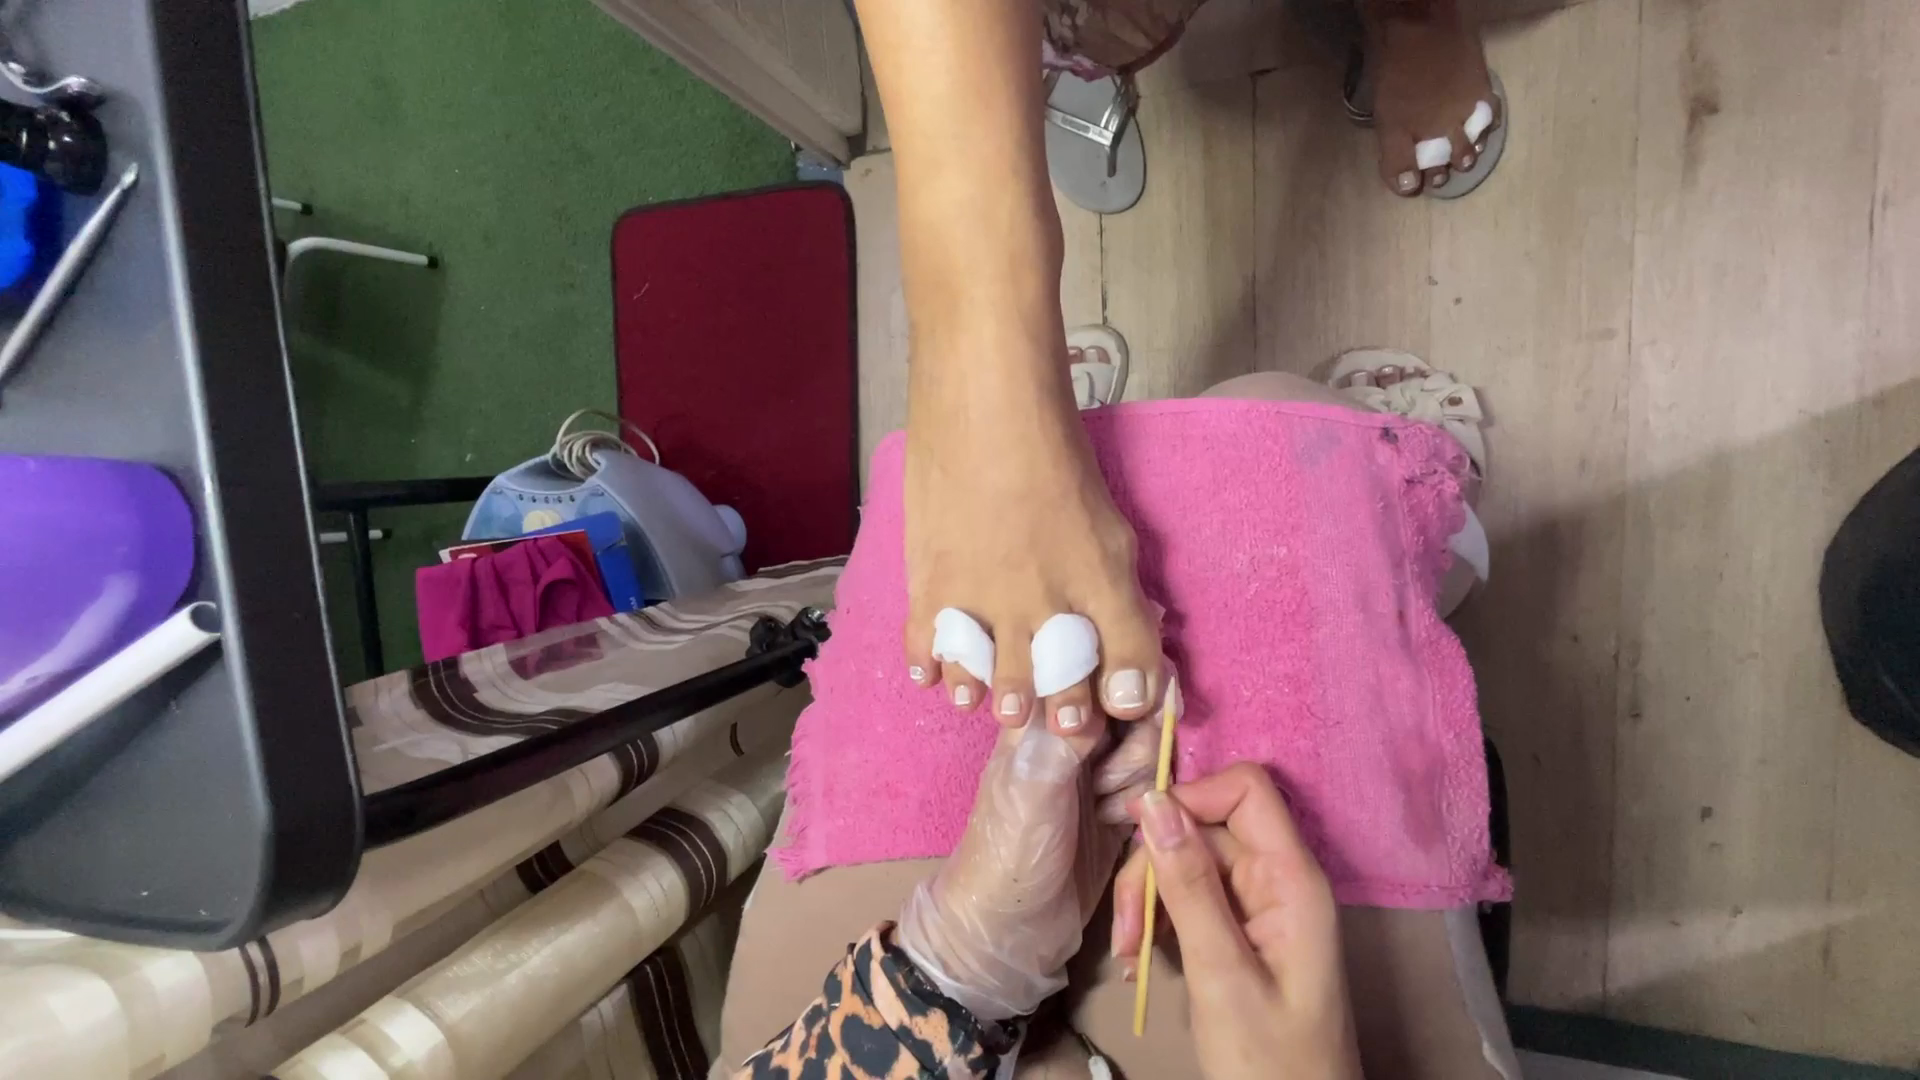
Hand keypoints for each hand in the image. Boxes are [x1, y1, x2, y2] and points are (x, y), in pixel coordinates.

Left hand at [894, 714, 1129, 1019]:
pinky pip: (1154, 789)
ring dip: (1137, 783)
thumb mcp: (1034, 782)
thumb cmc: (1011, 848)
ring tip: (1104, 813)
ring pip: (1150, 752)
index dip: (1129, 686)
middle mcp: (1073, 734)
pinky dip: (1144, 807)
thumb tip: (1119, 684)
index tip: (1134, 717)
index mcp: (1044, 713)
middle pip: (1137, 710)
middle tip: (1103, 786)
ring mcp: (1097, 772)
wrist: (1009, 928)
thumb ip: (1073, 731)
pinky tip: (1119, 829)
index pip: (1100, 672)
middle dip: (1135, 748)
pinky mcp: (1118, 807)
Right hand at [902, 336, 1161, 740]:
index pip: (1126, 667)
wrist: (988, 407)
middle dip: (1059, 713)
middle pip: (1054, 686)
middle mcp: (1044, 607)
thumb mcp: (1113, 522)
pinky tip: (933, 675)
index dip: (1125, 697)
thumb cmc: (1058, 454)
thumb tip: (1132, 628)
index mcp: (1099, 586)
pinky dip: (930, 667)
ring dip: (992, 697)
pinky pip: (927, 646)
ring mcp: (982, 600)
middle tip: (1049, 718)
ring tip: (990, 702)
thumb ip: (1121, 586)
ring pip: (989, 680)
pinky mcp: (931, 583)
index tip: (1112, 706)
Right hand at [1113, 763, 1362, 1079]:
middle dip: (1155, 865)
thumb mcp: (1221, 974)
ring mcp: (1254, 902)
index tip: (1143, 832)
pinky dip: (1157, 915)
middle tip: (1127, 929)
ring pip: (1186, 858)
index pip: (1245, 790)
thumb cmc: (1270, 1063)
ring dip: (1147, 896)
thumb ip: (1188, 885)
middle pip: (1203, 827)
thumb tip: (1153, 801)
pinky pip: (1186, 892)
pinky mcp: (1235, 925)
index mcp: (1291, 879)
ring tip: (1130, 951)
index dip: (1193, 797)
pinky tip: (1141, 954)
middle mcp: (1275, 878)